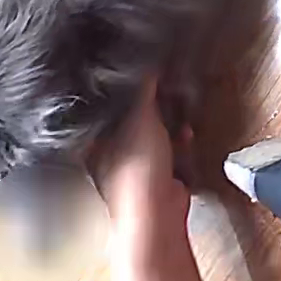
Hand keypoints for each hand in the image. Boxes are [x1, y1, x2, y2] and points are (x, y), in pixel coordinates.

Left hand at [87, 77, 191, 270]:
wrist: (156, 214)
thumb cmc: (139, 168)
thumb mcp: (141, 119)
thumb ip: (144, 92)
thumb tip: (146, 67)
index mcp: (95, 143)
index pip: (105, 109)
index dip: (123, 92)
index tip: (141, 78)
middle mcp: (109, 156)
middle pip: (131, 120)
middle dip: (154, 107)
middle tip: (167, 93)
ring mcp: (133, 168)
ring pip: (152, 135)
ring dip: (170, 124)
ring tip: (180, 115)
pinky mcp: (156, 178)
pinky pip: (168, 151)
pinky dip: (178, 143)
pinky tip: (186, 137)